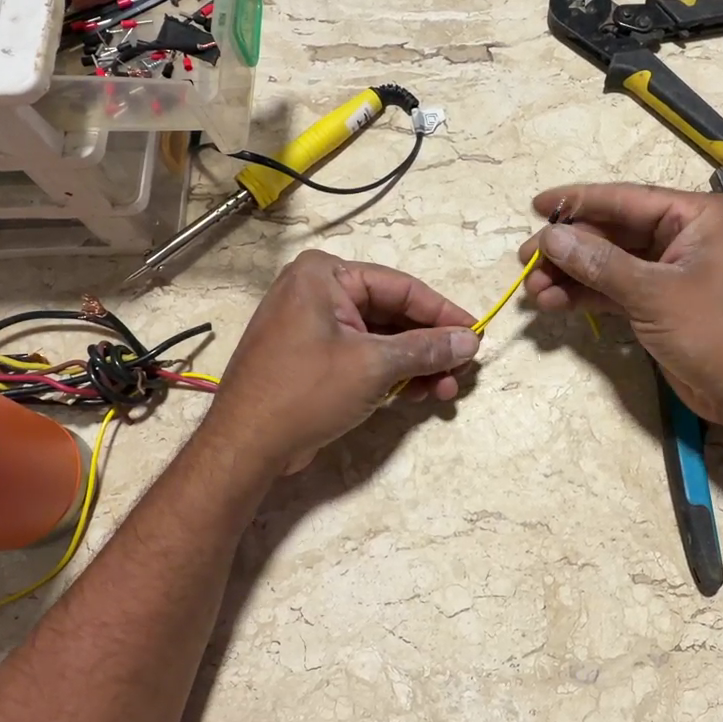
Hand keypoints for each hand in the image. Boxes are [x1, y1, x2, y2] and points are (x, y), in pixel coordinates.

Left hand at [201, 251, 480, 473]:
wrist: (246, 445)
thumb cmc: (306, 392)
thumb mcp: (374, 366)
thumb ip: (426, 348)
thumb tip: (470, 340)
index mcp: (325, 275)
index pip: (400, 287)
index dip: (442, 312)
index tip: (477, 333)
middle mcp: (317, 292)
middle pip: (392, 314)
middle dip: (429, 346)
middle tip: (462, 370)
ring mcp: (313, 327)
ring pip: (381, 340)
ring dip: (415, 365)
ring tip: (445, 391)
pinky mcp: (313, 359)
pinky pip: (363, 357)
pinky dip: (391, 375)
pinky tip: (418, 395)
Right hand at [517, 183, 722, 430]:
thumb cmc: (716, 332)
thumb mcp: (654, 294)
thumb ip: (599, 264)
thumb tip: (549, 238)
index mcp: (695, 216)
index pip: (626, 199)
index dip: (578, 202)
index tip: (536, 205)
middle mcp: (682, 237)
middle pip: (612, 233)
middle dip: (569, 249)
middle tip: (525, 263)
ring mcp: (670, 272)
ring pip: (609, 265)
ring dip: (571, 277)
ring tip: (532, 292)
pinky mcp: (659, 304)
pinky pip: (615, 291)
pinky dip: (586, 297)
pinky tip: (552, 304)